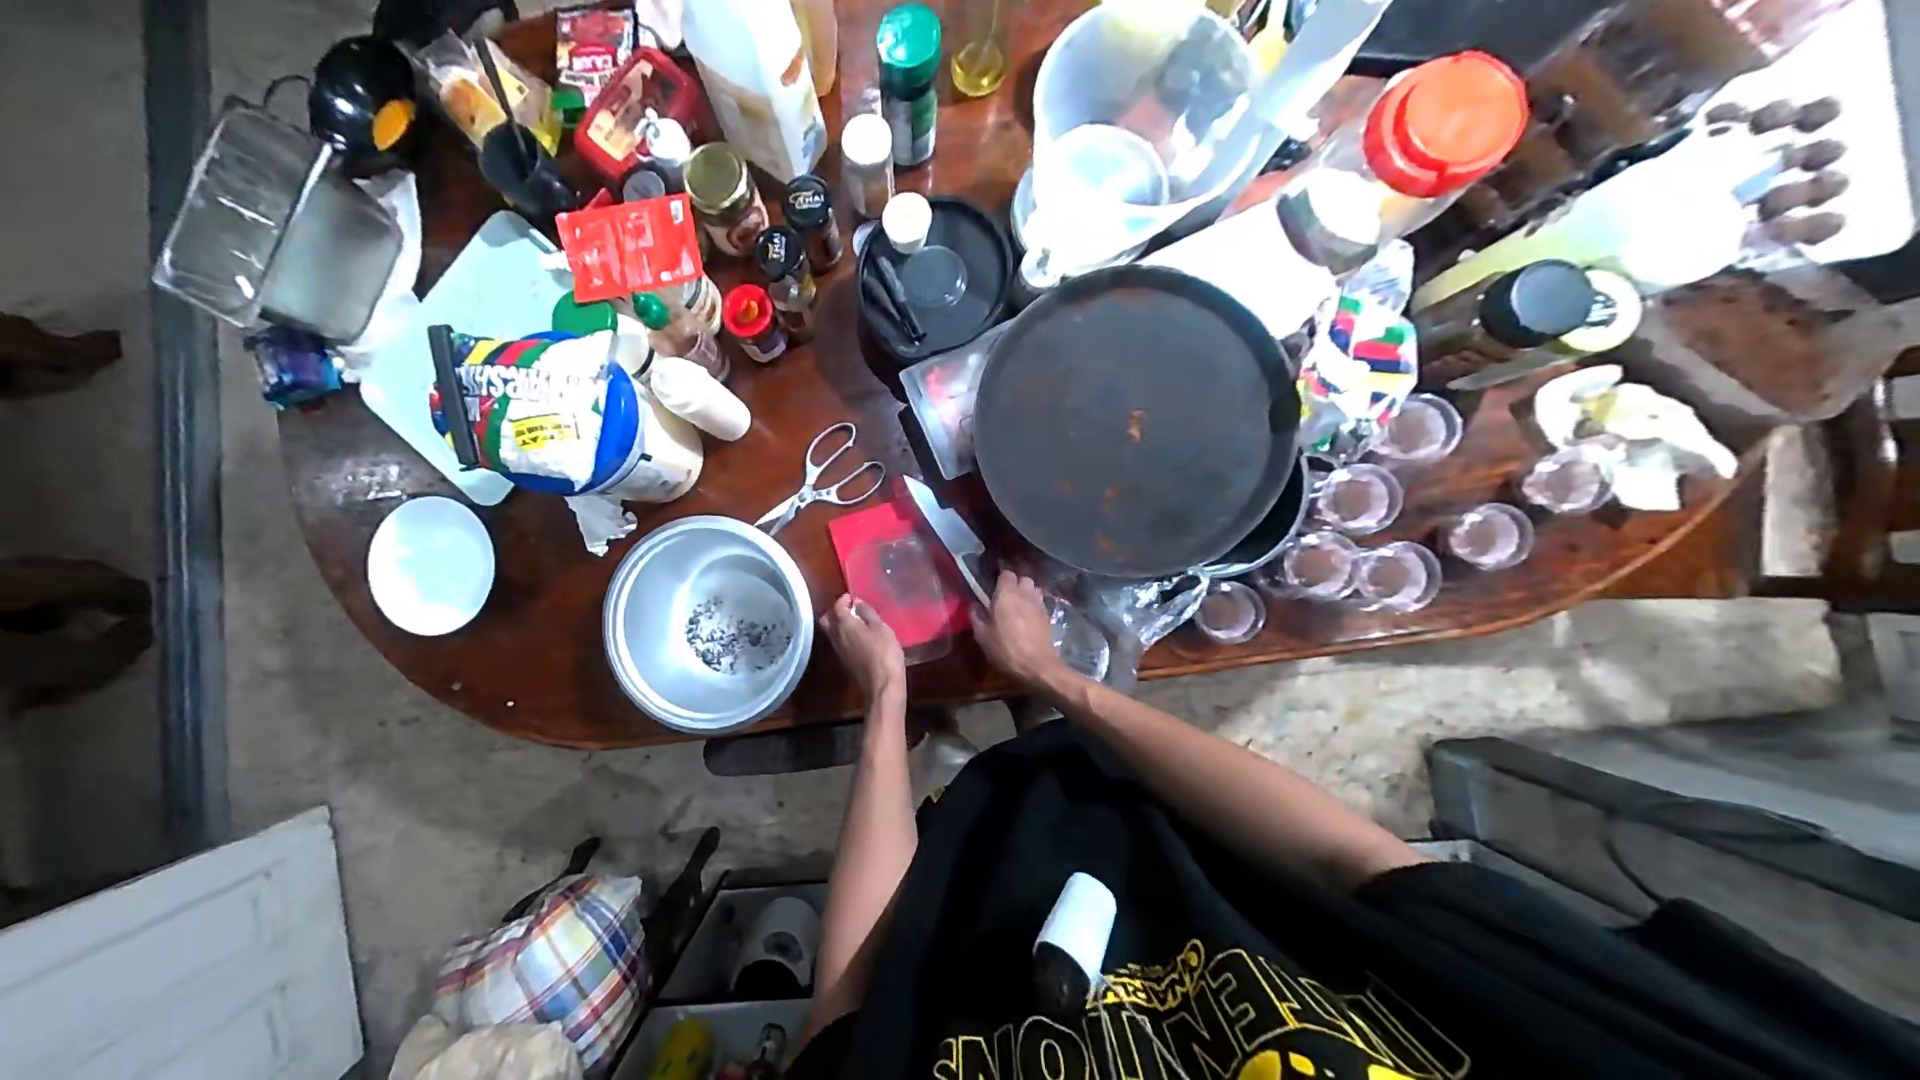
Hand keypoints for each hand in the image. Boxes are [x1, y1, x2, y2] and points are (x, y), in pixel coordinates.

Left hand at [821, 594, 905, 703]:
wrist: (882, 683)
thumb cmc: (884, 651)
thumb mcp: (881, 628)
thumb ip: (868, 613)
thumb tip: (857, 603)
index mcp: (844, 624)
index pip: (837, 606)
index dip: (844, 599)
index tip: (852, 597)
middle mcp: (836, 636)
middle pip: (826, 620)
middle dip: (834, 611)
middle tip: (849, 608)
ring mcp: (838, 649)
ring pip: (830, 632)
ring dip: (838, 623)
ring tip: (854, 621)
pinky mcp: (844, 660)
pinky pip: (838, 641)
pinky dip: (843, 634)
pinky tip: (857, 635)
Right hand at [972, 571, 1071, 692]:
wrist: (1037, 665)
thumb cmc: (1005, 647)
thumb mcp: (982, 634)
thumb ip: (976, 615)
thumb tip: (974, 605)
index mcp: (1006, 593)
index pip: (1006, 573)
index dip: (1000, 579)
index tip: (993, 588)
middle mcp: (1025, 593)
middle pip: (1022, 578)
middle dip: (1015, 584)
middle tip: (1005, 598)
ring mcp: (1039, 603)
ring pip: (1033, 589)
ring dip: (1026, 594)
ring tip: (1017, 607)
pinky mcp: (1048, 615)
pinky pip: (1039, 602)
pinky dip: (1033, 605)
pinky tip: (1027, 618)